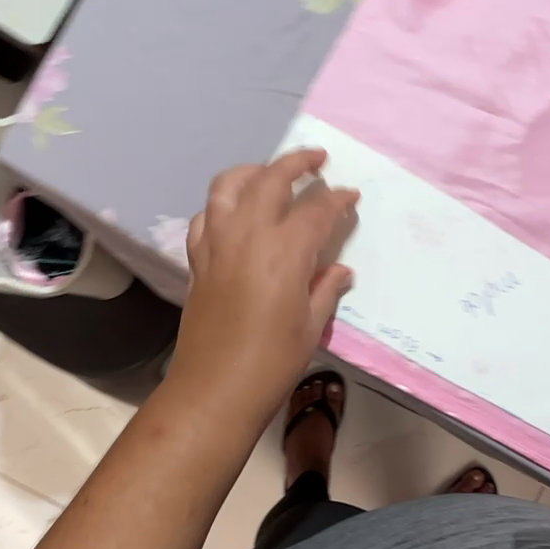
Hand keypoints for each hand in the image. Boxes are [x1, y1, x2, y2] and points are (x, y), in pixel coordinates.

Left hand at [170, 150, 360, 412]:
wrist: (216, 388)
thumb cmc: (272, 362)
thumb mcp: (311, 327)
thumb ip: (325, 290)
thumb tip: (339, 270)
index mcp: (284, 252)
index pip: (316, 210)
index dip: (337, 200)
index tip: (351, 197)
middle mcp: (248, 235)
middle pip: (271, 179)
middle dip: (297, 163)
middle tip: (317, 160)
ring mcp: (217, 244)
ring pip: (230, 186)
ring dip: (254, 171)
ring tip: (271, 173)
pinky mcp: (198, 260)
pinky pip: (207, 215)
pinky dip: (223, 204)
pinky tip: (235, 212)